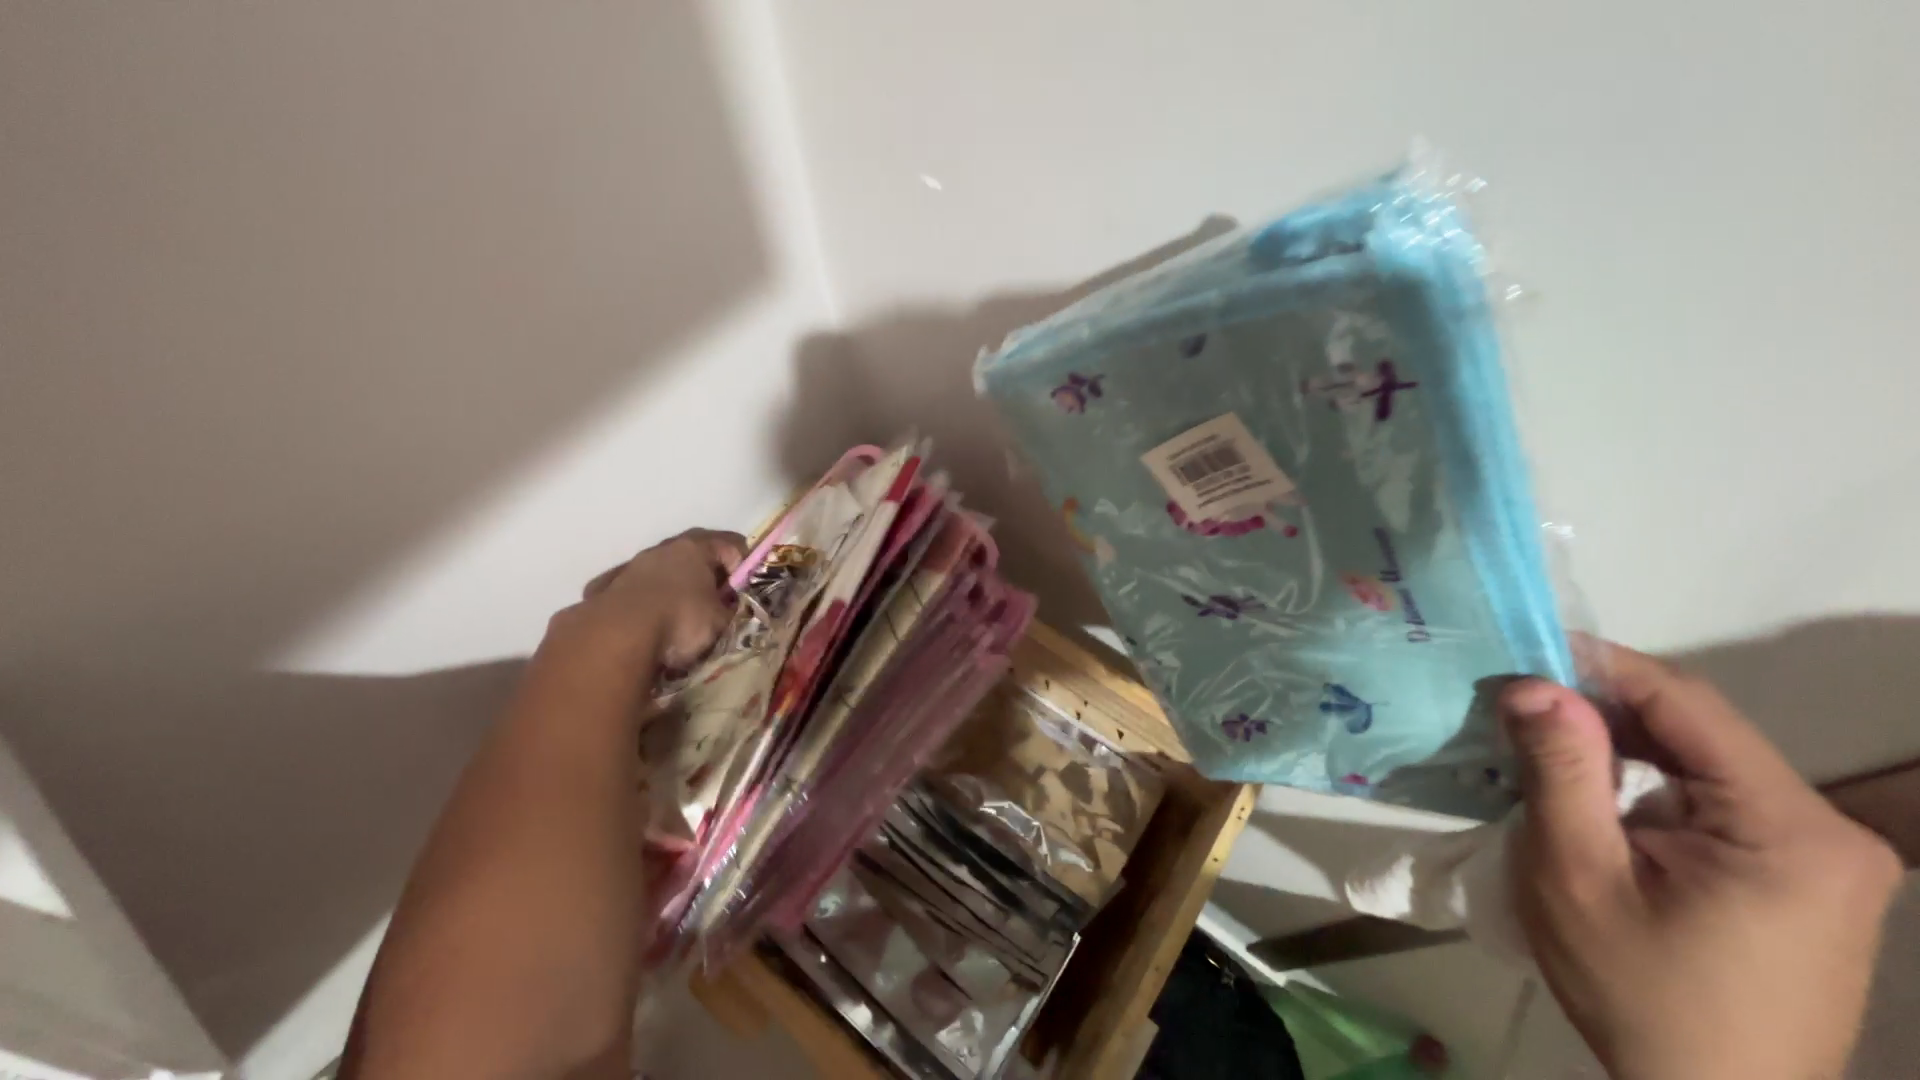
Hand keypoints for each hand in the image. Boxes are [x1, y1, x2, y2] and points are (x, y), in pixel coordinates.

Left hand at [552, 528, 746, 673]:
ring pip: (662, 570)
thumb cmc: (680, 621)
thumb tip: (732, 608)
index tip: (748, 590)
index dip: (746, 565)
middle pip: (694, 553)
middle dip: (709, 574)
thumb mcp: (721, 621)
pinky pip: (633, 590)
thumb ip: (731, 609)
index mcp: (695, 548)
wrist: (617, 637)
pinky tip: (646, 622)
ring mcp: (631, 566)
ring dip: (674, 586)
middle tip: (720, 600)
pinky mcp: (605, 588)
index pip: (731, 544)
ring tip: (681, 616)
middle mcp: (662, 550)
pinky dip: (644, 601)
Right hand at [1502, 643, 1901, 1079]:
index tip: (1524, 649)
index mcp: (1792, 828)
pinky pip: (1716, 801)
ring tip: (1541, 739)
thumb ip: (1560, 772)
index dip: (1602, 665)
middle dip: (1604, 708)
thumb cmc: (1637, 991)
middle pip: (1701, 733)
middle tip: (1517, 700)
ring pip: (1705, 765)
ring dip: (1622, 746)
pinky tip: (1594, 793)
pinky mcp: (1806, 880)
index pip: (1690, 705)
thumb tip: (1533, 684)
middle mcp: (1830, 831)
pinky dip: (1648, 785)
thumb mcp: (1576, 876)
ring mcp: (1828, 859)